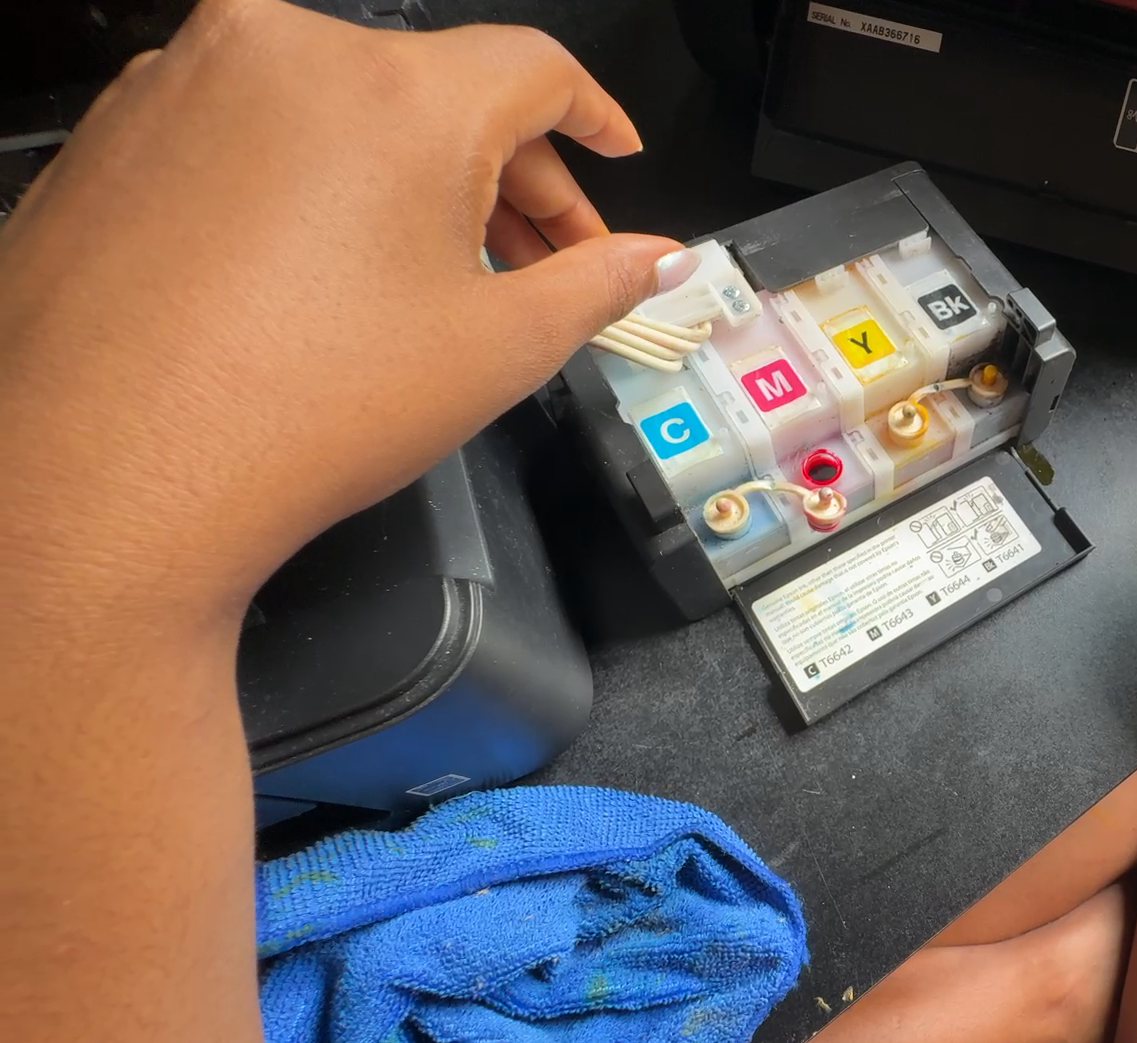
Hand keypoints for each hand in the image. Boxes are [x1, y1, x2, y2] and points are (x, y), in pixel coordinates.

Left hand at [0, 3, 680, 1042]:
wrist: (73, 491)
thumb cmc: (308, 410)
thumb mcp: (498, 346)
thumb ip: (592, 289)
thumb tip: (669, 268)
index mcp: (382, 96)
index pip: (537, 68)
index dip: (603, 115)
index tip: (631, 169)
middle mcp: (283, 63)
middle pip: (464, 100)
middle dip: (535, 182)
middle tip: (570, 265)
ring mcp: (198, 99)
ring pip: (382, 127)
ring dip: (457, 204)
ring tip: (485, 293)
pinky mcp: (138, 152)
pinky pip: (306, 154)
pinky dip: (374, 211)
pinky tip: (385, 292)